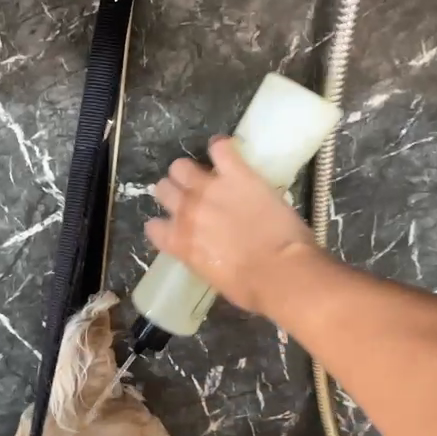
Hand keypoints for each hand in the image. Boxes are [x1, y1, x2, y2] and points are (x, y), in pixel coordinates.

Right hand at [145, 136, 321, 317]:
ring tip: (205, 175)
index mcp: (180, 243)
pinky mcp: (237, 175)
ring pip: (181, 166)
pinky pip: (221, 149)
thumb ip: (201, 257)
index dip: (162, 226)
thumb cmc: (252, 287)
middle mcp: (187, 212)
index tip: (173, 227)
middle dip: (173, 192)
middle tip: (190, 196)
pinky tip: (225, 152)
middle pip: (163, 189)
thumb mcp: (213, 277)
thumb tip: (208, 250)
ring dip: (189, 171)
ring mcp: (210, 190)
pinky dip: (221, 148)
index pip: (154, 228)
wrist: (282, 271)